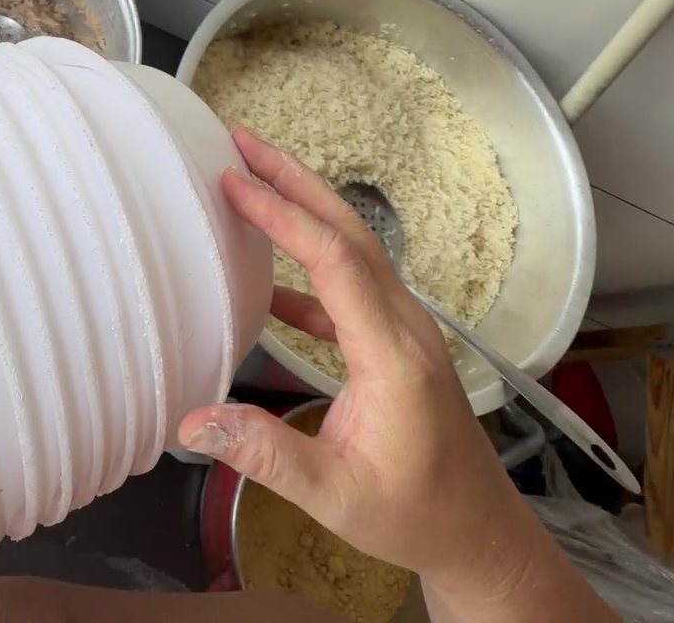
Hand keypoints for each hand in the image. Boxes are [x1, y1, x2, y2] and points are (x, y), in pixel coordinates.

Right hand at [177, 129, 525, 583]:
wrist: (479, 532)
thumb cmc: (416, 515)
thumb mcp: (336, 496)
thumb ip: (265, 455)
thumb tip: (194, 424)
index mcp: (392, 352)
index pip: (334, 259)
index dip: (282, 215)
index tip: (235, 182)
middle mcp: (402, 323)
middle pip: (348, 229)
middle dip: (295, 178)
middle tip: (245, 141)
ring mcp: (401, 326)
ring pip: (351, 245)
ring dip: (303, 205)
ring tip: (255, 178)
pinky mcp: (391, 338)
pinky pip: (346, 282)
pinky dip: (306, 262)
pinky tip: (269, 276)